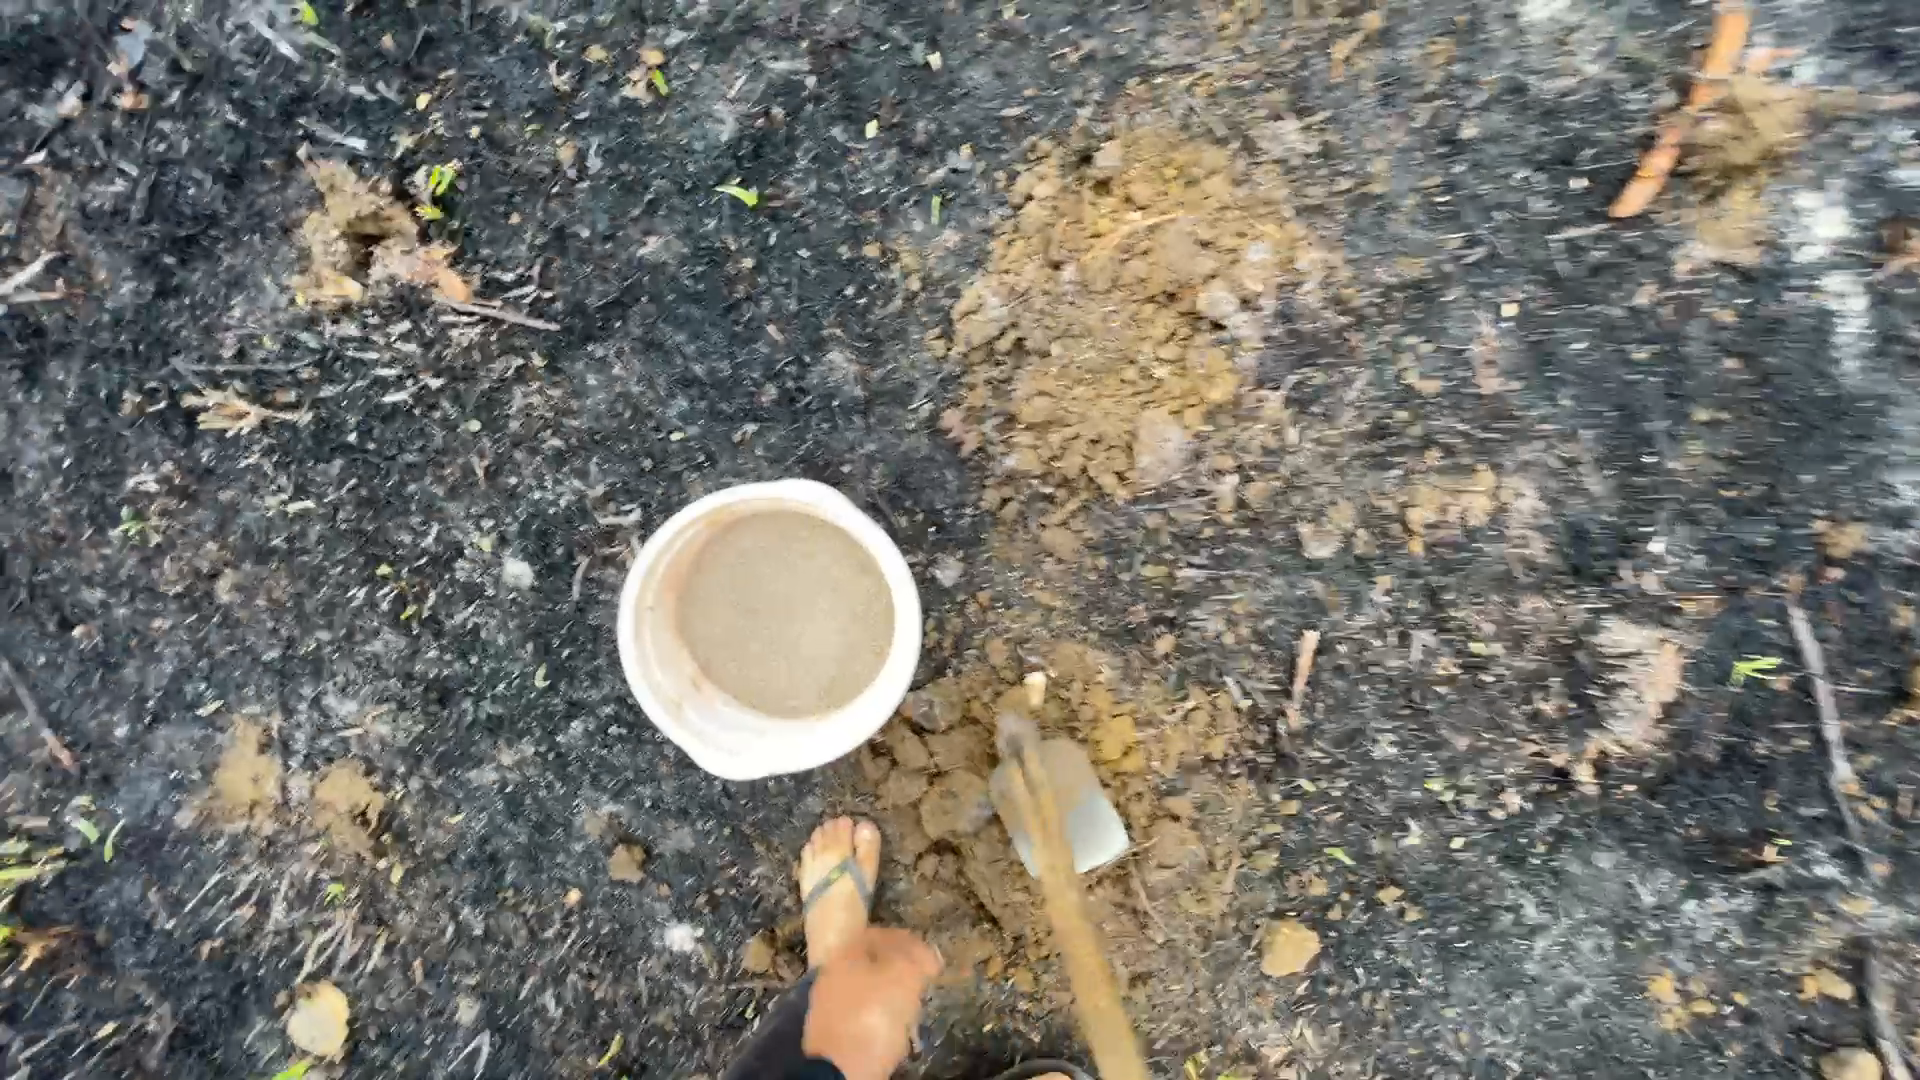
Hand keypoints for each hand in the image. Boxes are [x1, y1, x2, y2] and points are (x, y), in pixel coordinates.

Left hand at [800, 926, 942, 1079]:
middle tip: (921, 983)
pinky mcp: (831, 1035)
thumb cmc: (873, 1016)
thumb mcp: (903, 977)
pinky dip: (879, 1020)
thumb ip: (917, 959)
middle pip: (873, 963)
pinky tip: (894, 1030)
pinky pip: (862, 1017)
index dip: (909, 942)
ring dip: (891, 997)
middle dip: (900, 971)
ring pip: (868, 991)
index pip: (881, 934)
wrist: (840, 1073)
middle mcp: (831, 974)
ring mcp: (828, 1005)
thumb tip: (928, 955)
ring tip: (911, 1010)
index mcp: (845, 953)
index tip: (929, 959)